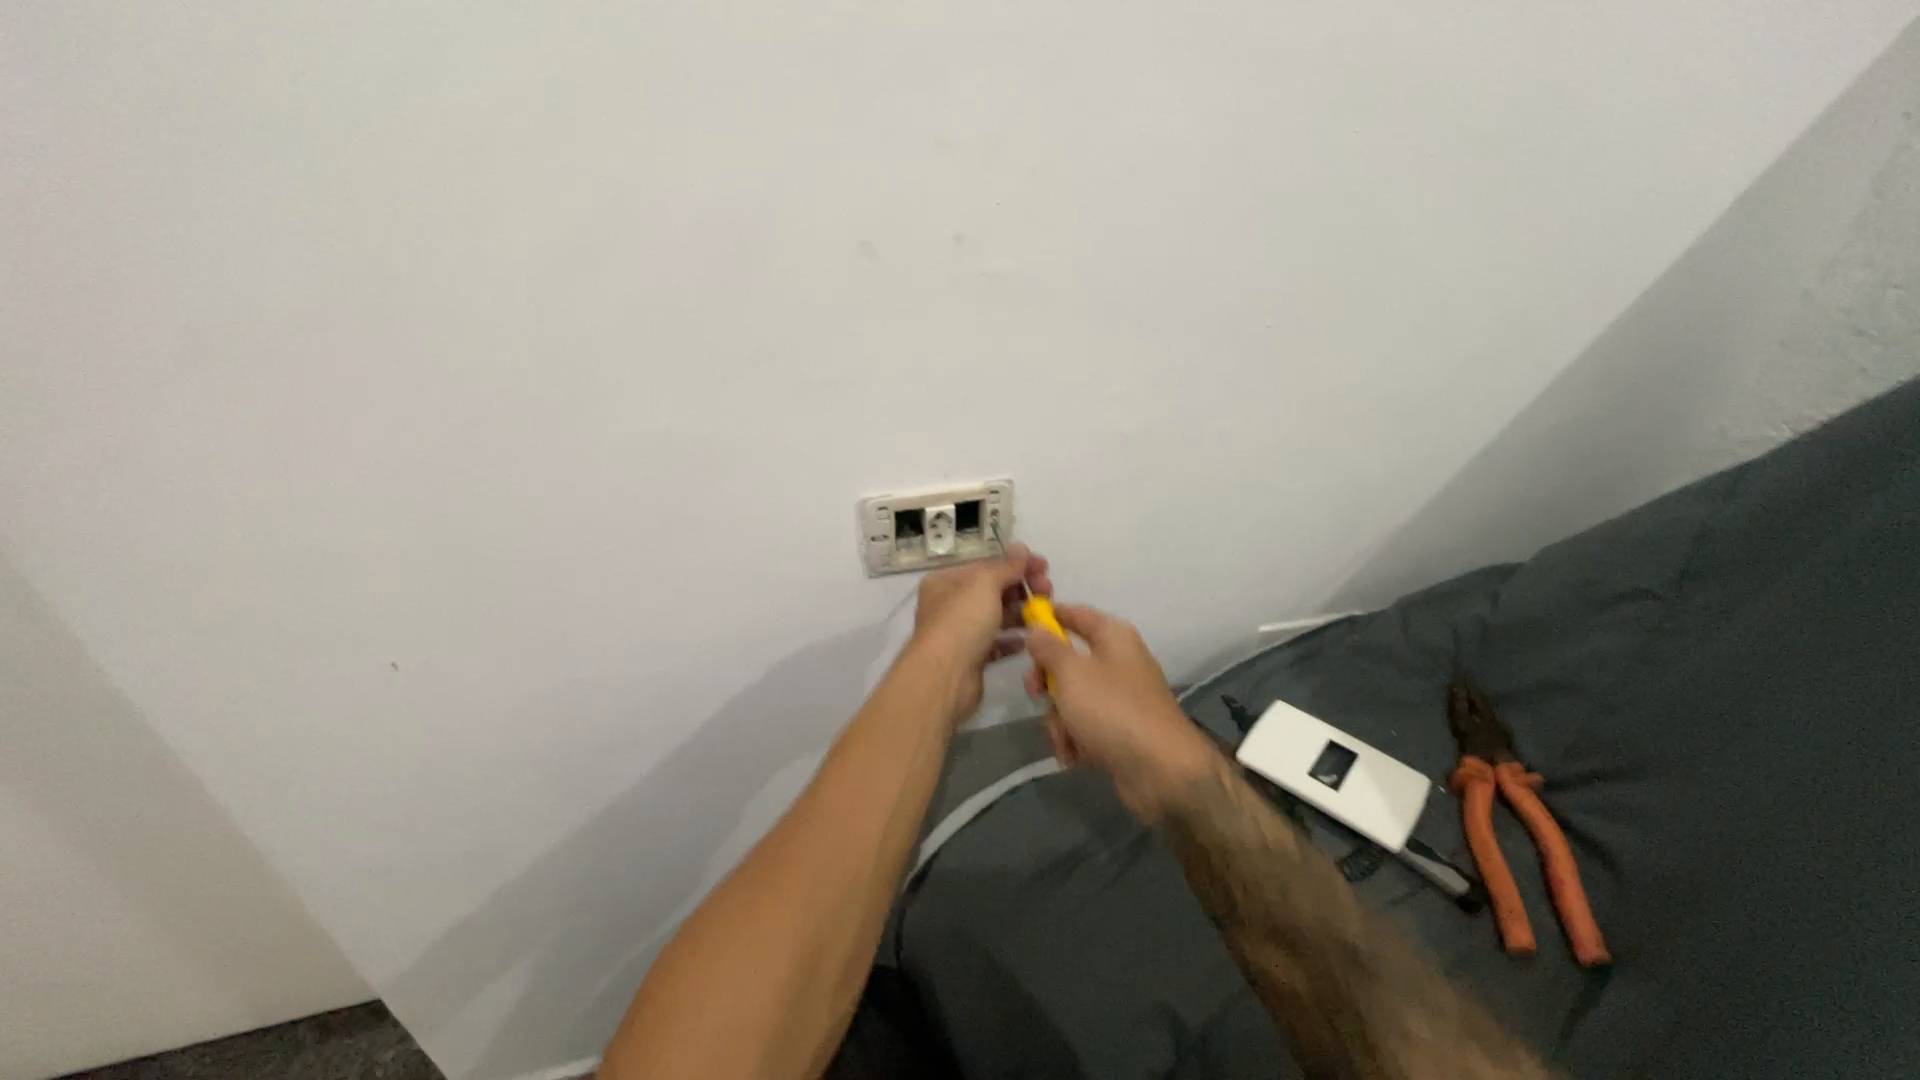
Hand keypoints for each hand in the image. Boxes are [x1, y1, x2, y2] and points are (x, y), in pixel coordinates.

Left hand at [909, 544, 1051, 723]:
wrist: (944, 677)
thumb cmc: (961, 622)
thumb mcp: (984, 584)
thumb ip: (1006, 566)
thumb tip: (1021, 547)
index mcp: (946, 582)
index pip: (986, 566)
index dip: (1016, 565)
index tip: (1044, 567)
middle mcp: (950, 605)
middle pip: (993, 591)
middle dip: (1022, 589)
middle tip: (1048, 592)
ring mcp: (960, 633)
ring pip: (996, 617)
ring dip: (1021, 614)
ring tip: (1043, 615)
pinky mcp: (971, 658)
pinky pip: (997, 643)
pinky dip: (1013, 640)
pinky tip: (1029, 639)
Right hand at [1024, 605, 1218, 819]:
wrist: (1160, 770)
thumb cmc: (1112, 710)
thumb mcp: (1071, 673)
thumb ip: (1048, 648)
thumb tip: (1036, 628)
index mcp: (1113, 638)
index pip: (1076, 614)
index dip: (1048, 617)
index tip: (1021, 627)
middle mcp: (1119, 663)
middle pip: (1069, 661)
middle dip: (1047, 682)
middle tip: (1035, 693)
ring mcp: (1121, 699)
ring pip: (1072, 698)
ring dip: (1059, 720)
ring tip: (1064, 738)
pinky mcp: (1120, 731)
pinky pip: (1085, 726)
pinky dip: (1075, 740)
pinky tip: (1074, 757)